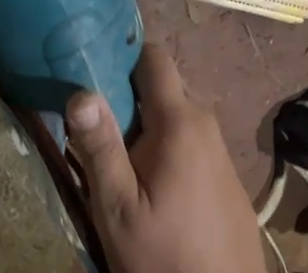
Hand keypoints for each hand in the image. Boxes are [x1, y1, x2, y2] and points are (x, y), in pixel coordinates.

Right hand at [68, 46, 263, 272]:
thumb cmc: (164, 258)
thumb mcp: (119, 209)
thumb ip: (100, 148)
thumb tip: (80, 90)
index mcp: (180, 121)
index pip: (153, 56)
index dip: (123, 55)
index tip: (92, 70)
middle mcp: (206, 124)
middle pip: (163, 86)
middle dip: (129, 95)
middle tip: (96, 124)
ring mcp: (221, 152)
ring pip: (176, 116)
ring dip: (147, 125)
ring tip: (117, 156)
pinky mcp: (227, 179)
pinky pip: (192, 143)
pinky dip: (168, 148)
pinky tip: (149, 183)